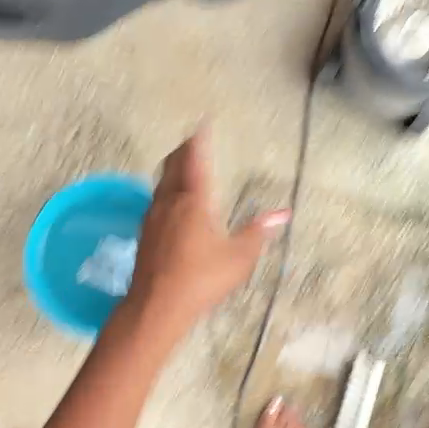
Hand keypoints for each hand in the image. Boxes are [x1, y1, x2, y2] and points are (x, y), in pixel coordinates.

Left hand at [120, 129, 288, 333]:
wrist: (156, 305)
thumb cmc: (201, 279)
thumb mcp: (239, 258)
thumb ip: (259, 232)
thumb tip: (283, 214)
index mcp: (194, 200)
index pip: (196, 159)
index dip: (199, 139)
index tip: (203, 123)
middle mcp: (170, 202)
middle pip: (173, 164)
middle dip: (184, 149)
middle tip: (193, 140)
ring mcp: (153, 217)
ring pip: (161, 182)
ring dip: (172, 168)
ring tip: (183, 165)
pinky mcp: (144, 233)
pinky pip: (156, 199)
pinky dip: (166, 188)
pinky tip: (172, 201)